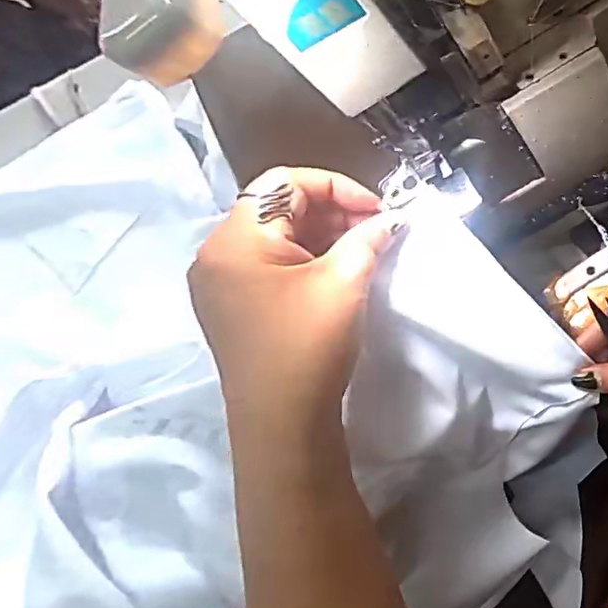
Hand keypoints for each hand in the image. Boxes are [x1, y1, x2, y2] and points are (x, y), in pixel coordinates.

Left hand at [189, 167, 402, 448]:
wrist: (282, 425)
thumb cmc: (307, 347)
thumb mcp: (344, 283)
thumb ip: (367, 238)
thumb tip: (389, 219)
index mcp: (234, 240)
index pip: (284, 182)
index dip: (337, 187)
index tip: (377, 212)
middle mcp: (218, 255)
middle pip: (279, 206)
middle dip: (334, 211)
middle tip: (377, 231)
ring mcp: (223, 284)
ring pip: (278, 236)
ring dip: (325, 236)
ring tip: (365, 252)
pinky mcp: (236, 308)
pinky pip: (273, 265)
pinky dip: (309, 260)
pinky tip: (340, 274)